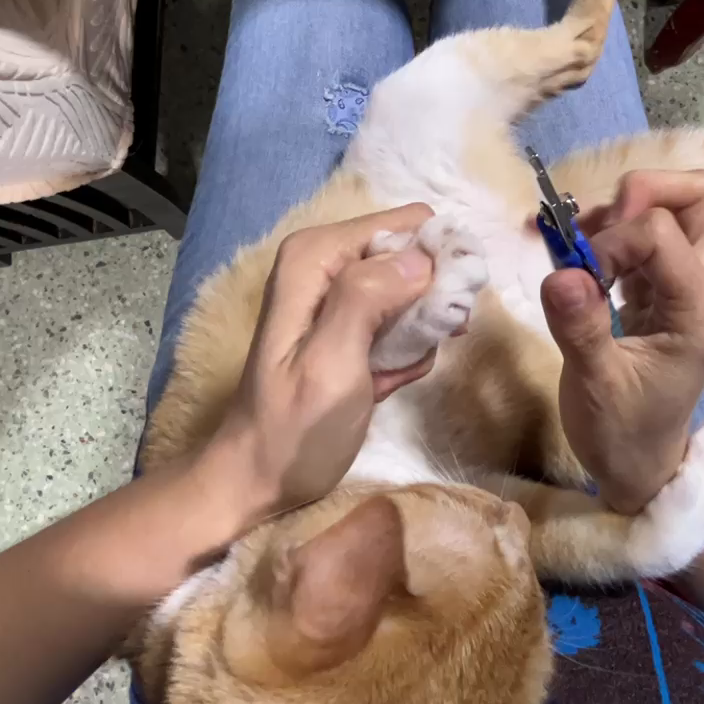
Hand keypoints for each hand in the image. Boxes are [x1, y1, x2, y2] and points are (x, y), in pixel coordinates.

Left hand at [205, 203, 438, 518]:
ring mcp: (339, 291)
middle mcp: (326, 260)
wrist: (258, 478)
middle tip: (418, 350)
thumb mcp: (330, 365)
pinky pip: (404, 318)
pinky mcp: (351, 321)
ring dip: (418, 335)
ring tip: (391, 372)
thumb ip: (366, 299)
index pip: (404, 225)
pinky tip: (383, 382)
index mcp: (315, 256)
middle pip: (413, 252)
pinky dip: (406, 352)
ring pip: (415, 288)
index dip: (434, 262)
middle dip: (428, 302)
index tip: (445, 313)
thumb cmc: (292, 429)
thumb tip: (421, 256)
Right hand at [541, 171, 703, 512]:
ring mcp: (687, 285)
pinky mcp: (663, 288)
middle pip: (698, 198)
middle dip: (641, 193)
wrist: (639, 467)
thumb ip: (581, 328)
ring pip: (675, 208)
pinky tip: (576, 255)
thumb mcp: (595, 386)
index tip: (579, 276)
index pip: (662, 232)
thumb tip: (562, 274)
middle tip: (593, 230)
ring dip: (623, 211)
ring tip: (578, 249)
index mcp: (700, 310)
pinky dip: (612, 230)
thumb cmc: (621, 433)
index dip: (612, 240)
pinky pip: (649, 233)